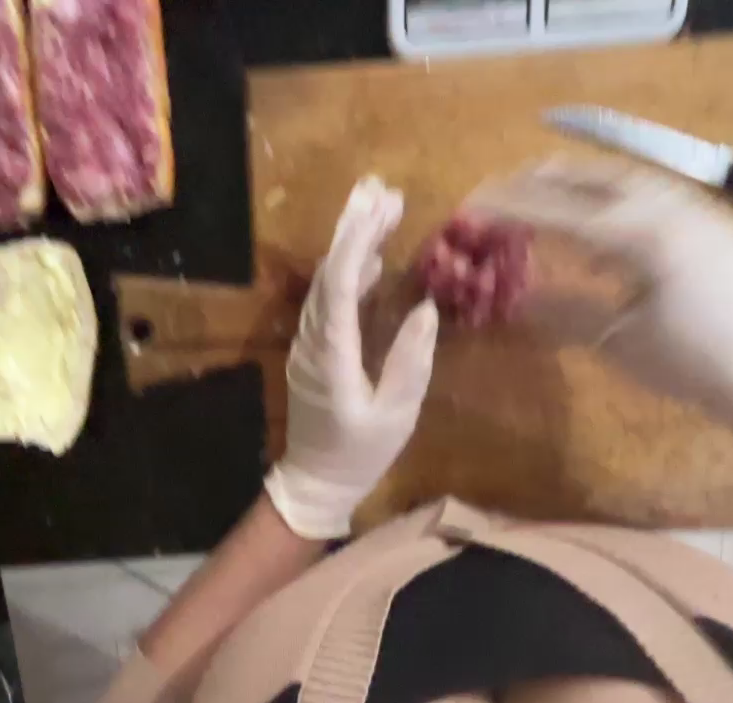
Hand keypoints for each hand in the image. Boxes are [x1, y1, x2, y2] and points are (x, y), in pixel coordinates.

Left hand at [263, 177, 439, 539]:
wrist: (314, 483)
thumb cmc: (359, 455)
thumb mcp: (395, 415)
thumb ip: (410, 361)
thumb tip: (425, 311)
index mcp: (332, 356)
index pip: (339, 287)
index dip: (358, 243)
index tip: (381, 207)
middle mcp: (312, 343)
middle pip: (328, 275)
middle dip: (353, 230)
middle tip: (380, 189)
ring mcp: (307, 348)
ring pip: (324, 287)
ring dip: (350, 248)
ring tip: (380, 211)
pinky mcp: (312, 355)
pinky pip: (327, 305)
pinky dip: (347, 277)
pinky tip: (371, 264)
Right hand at [469, 160, 732, 464]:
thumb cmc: (694, 364)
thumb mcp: (620, 342)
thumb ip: (564, 313)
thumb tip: (515, 300)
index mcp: (640, 236)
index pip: (558, 211)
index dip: (509, 208)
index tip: (471, 206)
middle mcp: (667, 206)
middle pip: (589, 177)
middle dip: (538, 181)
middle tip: (498, 191)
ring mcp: (694, 207)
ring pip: (622, 178)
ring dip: (574, 183)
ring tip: (539, 195)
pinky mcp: (710, 220)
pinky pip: (649, 193)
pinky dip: (609, 197)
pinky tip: (598, 220)